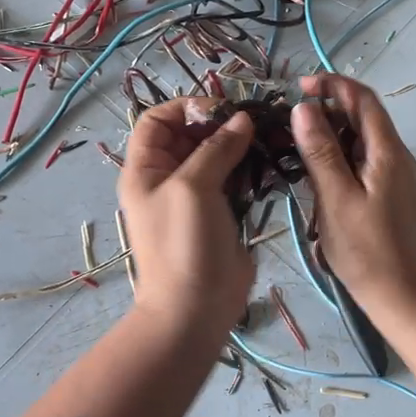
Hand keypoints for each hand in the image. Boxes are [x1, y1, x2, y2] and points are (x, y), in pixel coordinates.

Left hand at [117, 98, 256, 338]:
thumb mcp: (194, 187)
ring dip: (239, 145)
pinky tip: (270, 161)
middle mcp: (166, 179)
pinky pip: (233, 180)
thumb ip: (217, 148)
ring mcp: (194, 197)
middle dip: (220, 123)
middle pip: (190, 136)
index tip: (222, 109)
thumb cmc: (184, 243)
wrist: (195, 308)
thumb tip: (242, 119)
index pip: (158, 121)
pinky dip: (249, 168)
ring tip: (269, 137)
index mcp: (145, 170)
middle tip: (255, 121)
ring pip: (216, 156)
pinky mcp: (220, 213)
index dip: (186, 108)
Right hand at [290, 75, 415, 311]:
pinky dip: (336, 155)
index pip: (363, 100)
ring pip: (359, 139)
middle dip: (328, 108)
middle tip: (289, 117)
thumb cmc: (365, 249)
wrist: (398, 294)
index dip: (333, 85)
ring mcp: (392, 175)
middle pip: (362, 117)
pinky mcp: (385, 192)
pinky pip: (360, 160)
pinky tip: (312, 169)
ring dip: (329, 133)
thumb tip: (304, 108)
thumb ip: (321, 152)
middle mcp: (395, 156)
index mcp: (388, 152)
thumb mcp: (336, 198)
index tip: (300, 86)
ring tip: (294, 140)